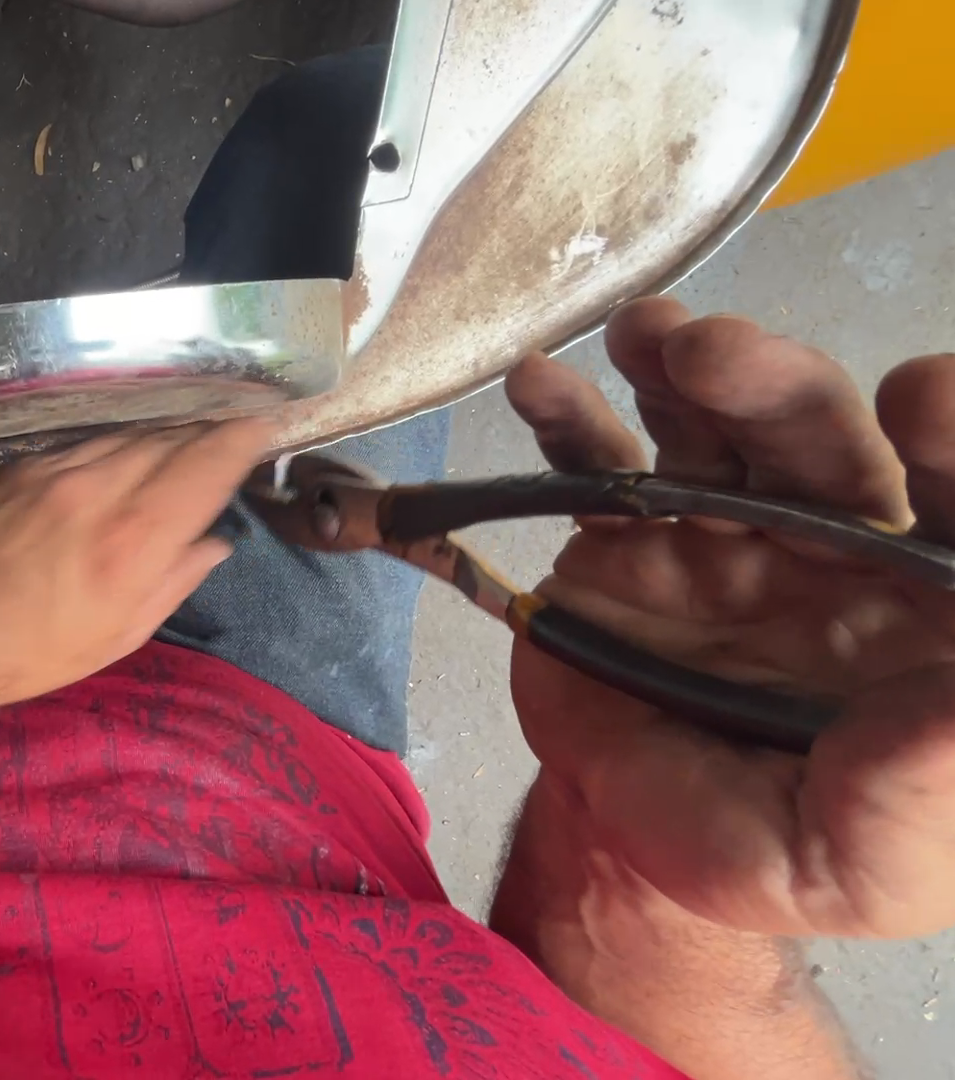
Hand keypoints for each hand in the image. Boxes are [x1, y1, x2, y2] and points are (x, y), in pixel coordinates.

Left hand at [0, 419, 275, 719]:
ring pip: (126, 435)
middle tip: (225, 442)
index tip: (263, 428)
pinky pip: (82, 444)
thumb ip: (176, 579)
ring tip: (176, 453)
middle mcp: (94, 490)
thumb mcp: (120, 635)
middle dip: (206, 436)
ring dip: (161, 439)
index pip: (206, 463)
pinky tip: (115, 466)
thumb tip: (216, 540)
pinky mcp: (16, 466)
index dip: (242, 439)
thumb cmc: (34, 654)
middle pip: (170, 439)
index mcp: (130, 542)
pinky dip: (112, 449)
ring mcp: (49, 471)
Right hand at [504, 296, 954, 939]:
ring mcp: (716, 535)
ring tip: (644, 337)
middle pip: (822, 443)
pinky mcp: (619, 538)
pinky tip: (540, 383)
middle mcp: (832, 551)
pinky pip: (593, 467)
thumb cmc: (754, 850)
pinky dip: (566, 420)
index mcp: (925, 613)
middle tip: (712, 353)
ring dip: (677, 375)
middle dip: (776, 387)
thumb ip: (918, 788)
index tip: (924, 397)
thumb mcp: (853, 856)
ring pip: (711, 432)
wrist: (617, 827)